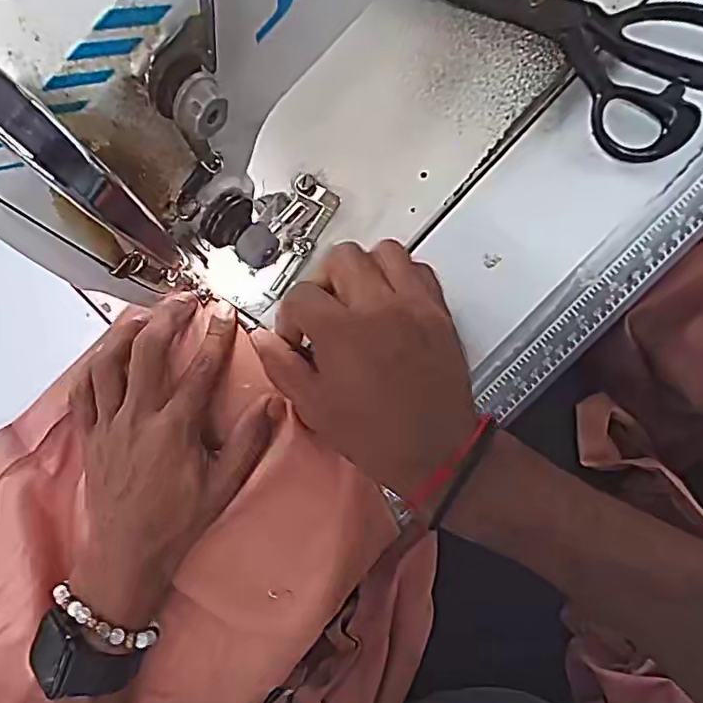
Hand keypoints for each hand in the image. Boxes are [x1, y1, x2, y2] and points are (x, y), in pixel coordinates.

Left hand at [71, 294, 279, 628]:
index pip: (199, 370)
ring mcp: (108, 424)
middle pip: (147, 351)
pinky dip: (92, 367)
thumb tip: (272, 405)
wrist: (127, 555)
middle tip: (185, 301)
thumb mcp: (222, 488)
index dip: (215, 336)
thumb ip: (248, 444)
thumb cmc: (176, 524)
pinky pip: (82, 391)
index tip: (225, 313)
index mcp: (173, 429)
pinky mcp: (89, 435)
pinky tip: (103, 356)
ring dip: (124, 332)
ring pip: (107, 363)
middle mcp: (137, 418)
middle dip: (167, 316)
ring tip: (143, 316)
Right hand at [251, 240, 479, 502]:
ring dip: (362, 269)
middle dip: (322, 282)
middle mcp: (378, 309)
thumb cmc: (378, 437)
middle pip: (340, 258)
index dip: (290, 317)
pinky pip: (418, 268)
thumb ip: (283, 367)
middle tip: (322, 310)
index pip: (300, 294)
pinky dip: (399, 275)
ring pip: (383, 251)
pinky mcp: (438, 312)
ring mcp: (412, 306)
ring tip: (355, 298)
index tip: (297, 337)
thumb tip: (264, 340)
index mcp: (342, 332)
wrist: (435, 451)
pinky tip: (388, 300)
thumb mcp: (315, 407)